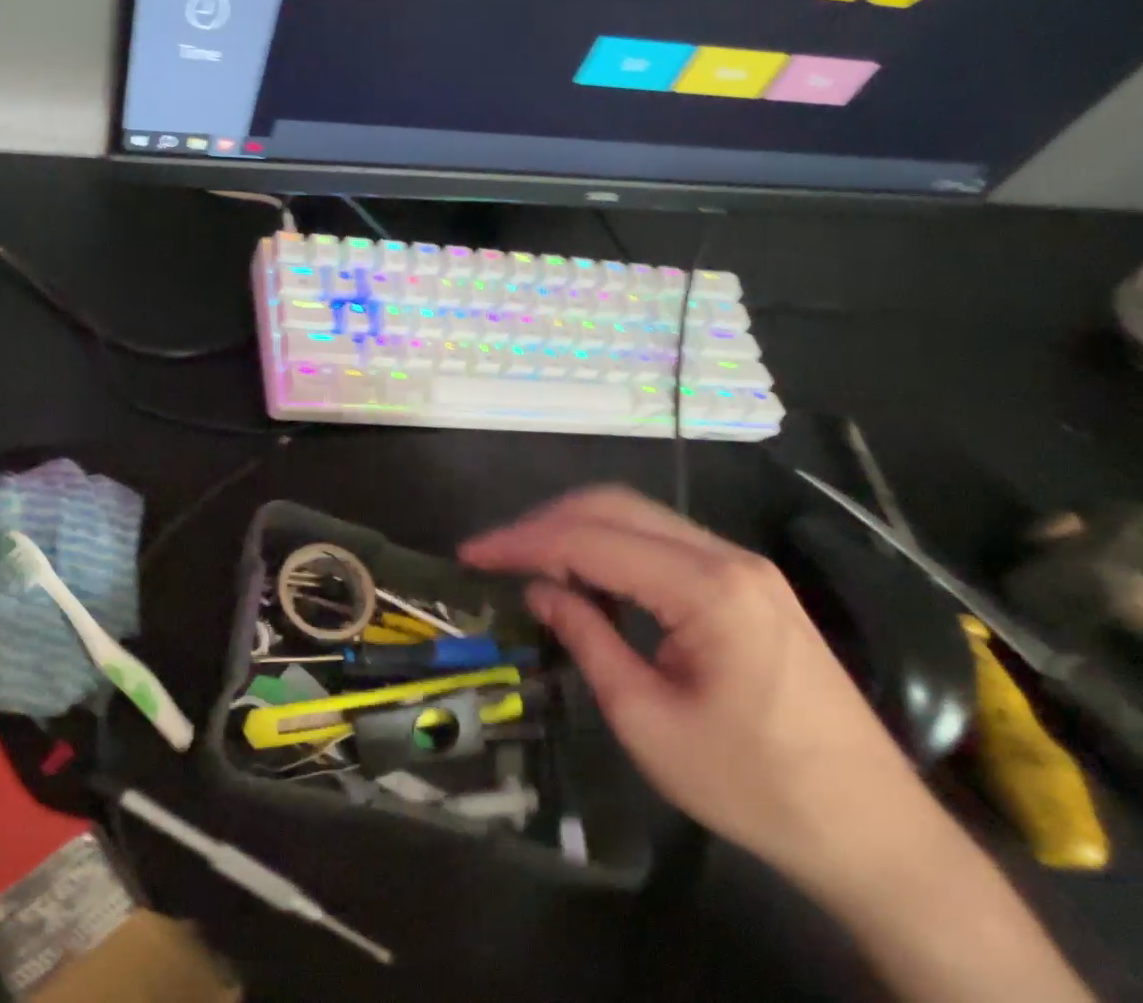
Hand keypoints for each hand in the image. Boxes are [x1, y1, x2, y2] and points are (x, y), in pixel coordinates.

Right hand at [460, 485, 927, 880]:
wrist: (868, 828)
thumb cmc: (751, 783)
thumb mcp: (645, 719)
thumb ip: (588, 640)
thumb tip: (540, 592)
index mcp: (707, 589)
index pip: (591, 539)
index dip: (521, 542)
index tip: (468, 556)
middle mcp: (730, 560)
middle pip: (617, 508)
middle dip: (543, 524)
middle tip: (491, 556)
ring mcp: (747, 571)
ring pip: (641, 520)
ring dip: (575, 532)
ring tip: (523, 565)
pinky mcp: (752, 590)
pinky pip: (665, 547)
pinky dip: (611, 551)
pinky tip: (582, 581)